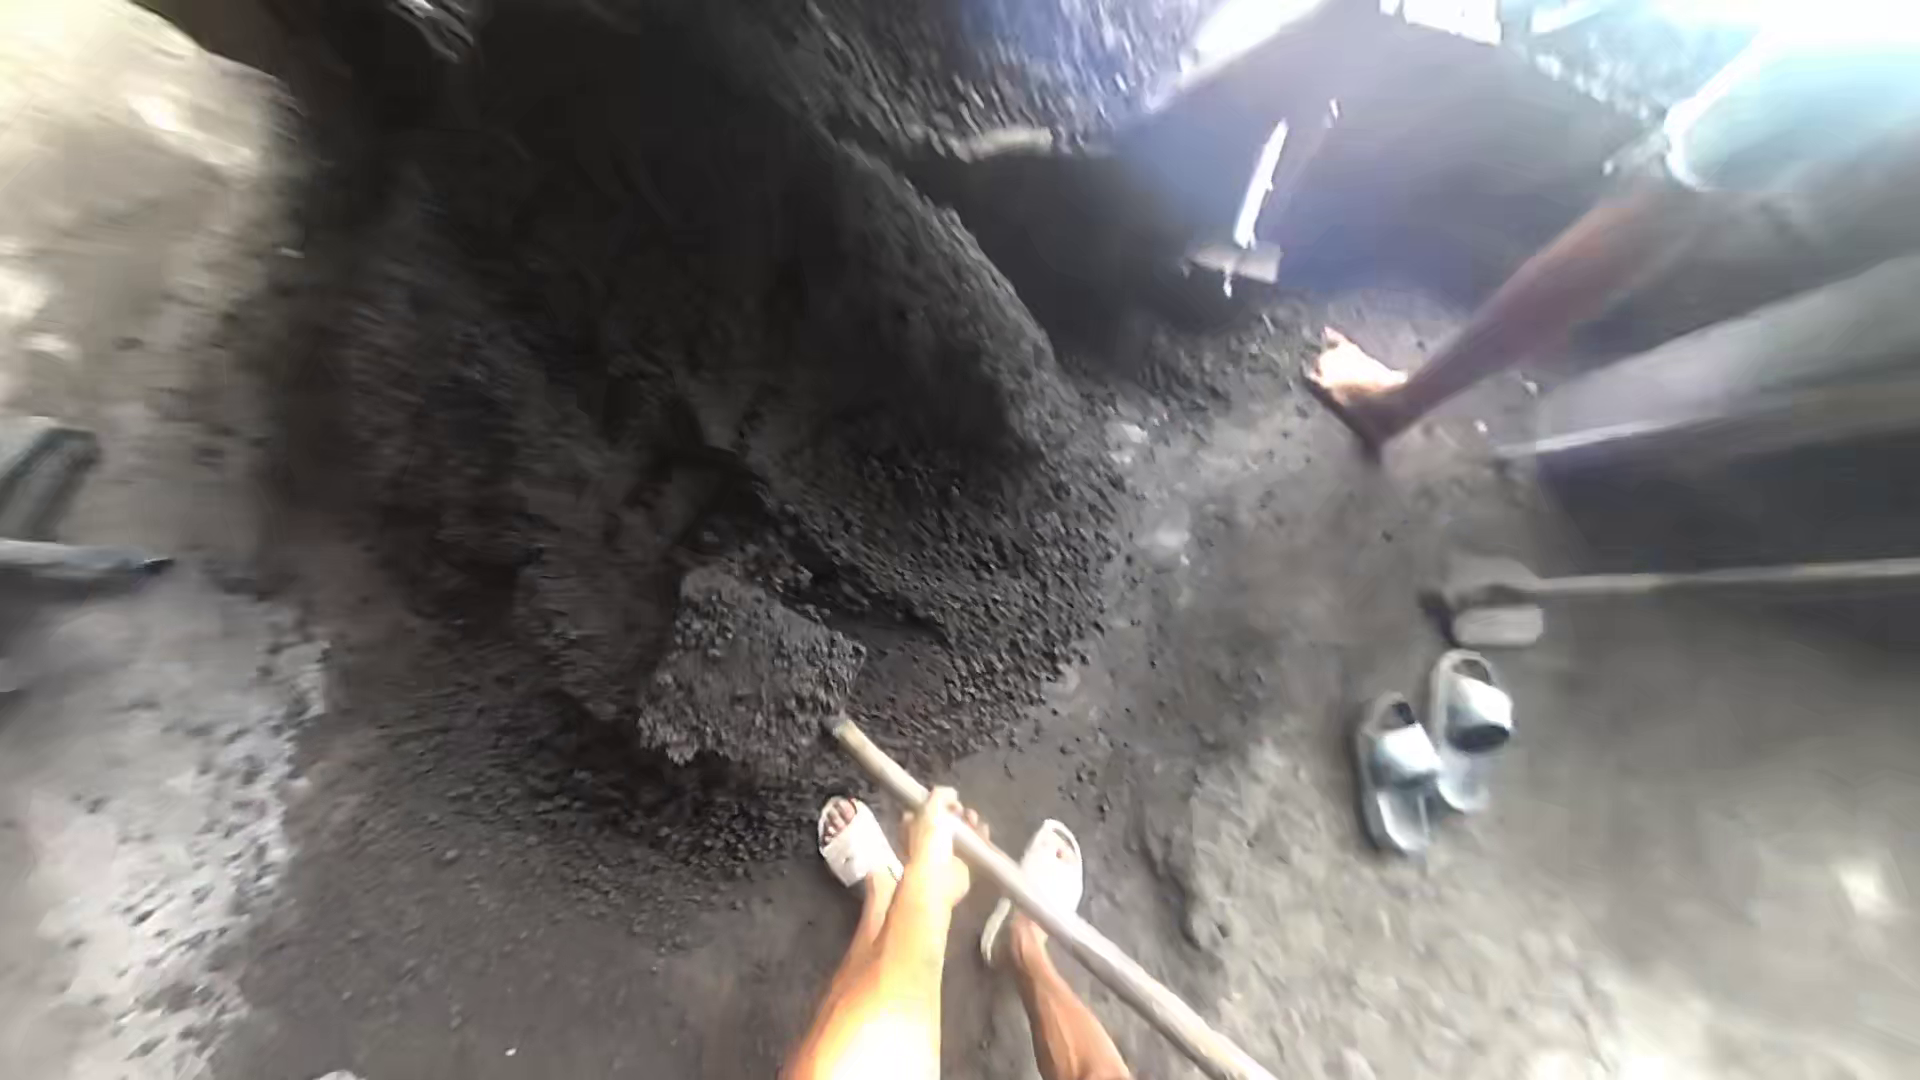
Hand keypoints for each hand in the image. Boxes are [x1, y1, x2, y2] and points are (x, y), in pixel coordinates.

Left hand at [900, 787, 983, 910]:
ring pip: (962, 831)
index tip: (948, 799)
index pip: (926, 810)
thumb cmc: (927, 842)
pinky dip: (980, 836)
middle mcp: (929, 839)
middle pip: (947, 819)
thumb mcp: (929, 810)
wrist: (936, 879)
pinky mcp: (963, 863)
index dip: (937, 802)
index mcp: (913, 828)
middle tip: (960, 810)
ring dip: (969, 821)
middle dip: (956, 811)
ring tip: (972, 818)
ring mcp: (946, 852)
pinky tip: (982, 829)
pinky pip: (974, 845)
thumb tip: (951, 792)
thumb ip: (939, 795)